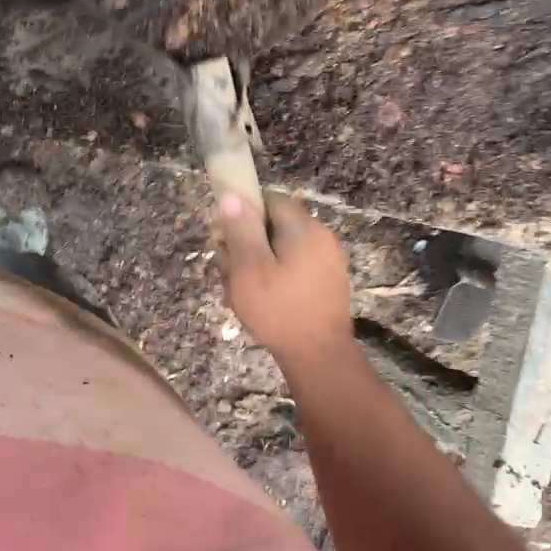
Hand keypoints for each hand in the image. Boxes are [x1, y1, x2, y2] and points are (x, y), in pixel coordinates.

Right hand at [214, 191, 354, 360]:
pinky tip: (258, 299)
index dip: (243, 213)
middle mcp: (321, 239)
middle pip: (272, 225)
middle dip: (245, 243)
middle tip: (229, 271)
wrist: (317, 355)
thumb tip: (231, 194)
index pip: (269, 200)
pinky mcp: (324, 282)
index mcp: (304, 230)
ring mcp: (326, 261)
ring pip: (278, 248)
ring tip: (240, 291)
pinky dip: (271, 276)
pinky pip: (290, 266)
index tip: (224, 237)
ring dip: (254, 263)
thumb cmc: (277, 309)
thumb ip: (241, 229)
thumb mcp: (249, 268)